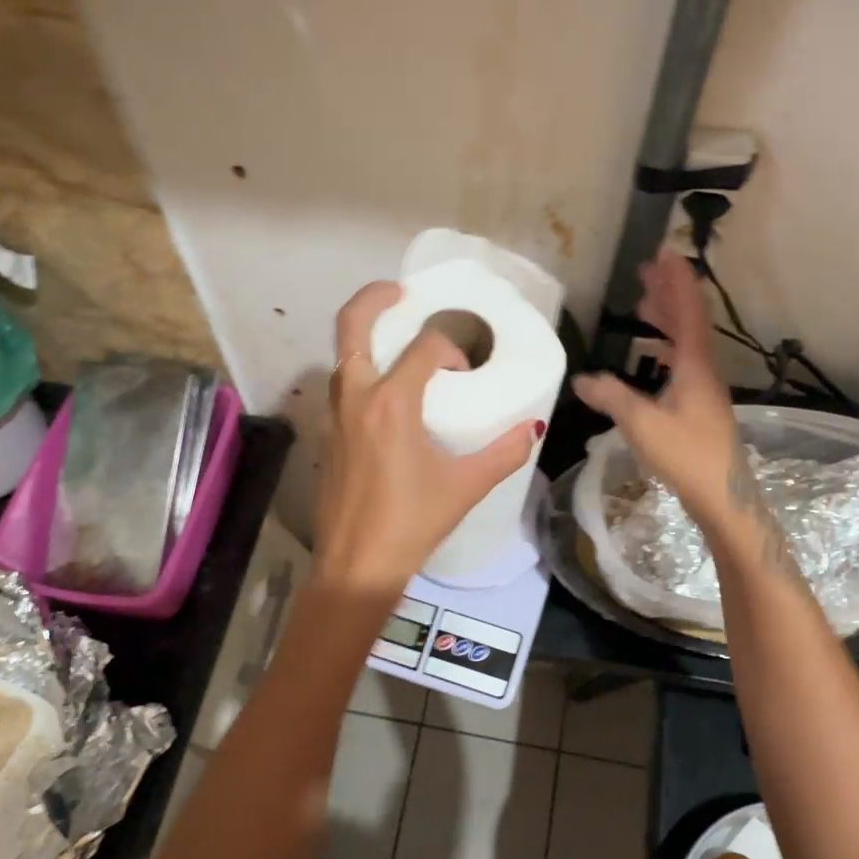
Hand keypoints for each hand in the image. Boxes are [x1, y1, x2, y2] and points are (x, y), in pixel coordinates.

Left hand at [313, 282, 540, 597]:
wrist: (355, 566)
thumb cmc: (412, 524)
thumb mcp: (465, 487)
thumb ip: (503, 453)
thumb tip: (531, 428)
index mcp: (391, 403)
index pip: (424, 347)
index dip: (450, 346)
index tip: (465, 370)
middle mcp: (355, 399)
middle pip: (352, 327)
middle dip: (375, 299)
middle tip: (401, 293)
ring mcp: (333, 418)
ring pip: (343, 359)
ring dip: (366, 340)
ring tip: (397, 345)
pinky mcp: (326, 439)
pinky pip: (340, 389)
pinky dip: (360, 375)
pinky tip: (386, 400)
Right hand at [572, 250, 744, 530]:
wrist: (723, 497)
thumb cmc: (686, 456)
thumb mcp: (642, 424)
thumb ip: (612, 397)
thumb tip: (582, 380)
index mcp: (695, 365)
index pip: (688, 310)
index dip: (677, 280)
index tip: (665, 253)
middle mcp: (704, 371)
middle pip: (689, 321)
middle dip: (669, 294)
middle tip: (647, 271)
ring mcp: (704, 391)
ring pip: (687, 343)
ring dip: (668, 320)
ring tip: (646, 303)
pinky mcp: (700, 409)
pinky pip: (684, 363)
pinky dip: (667, 348)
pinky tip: (654, 357)